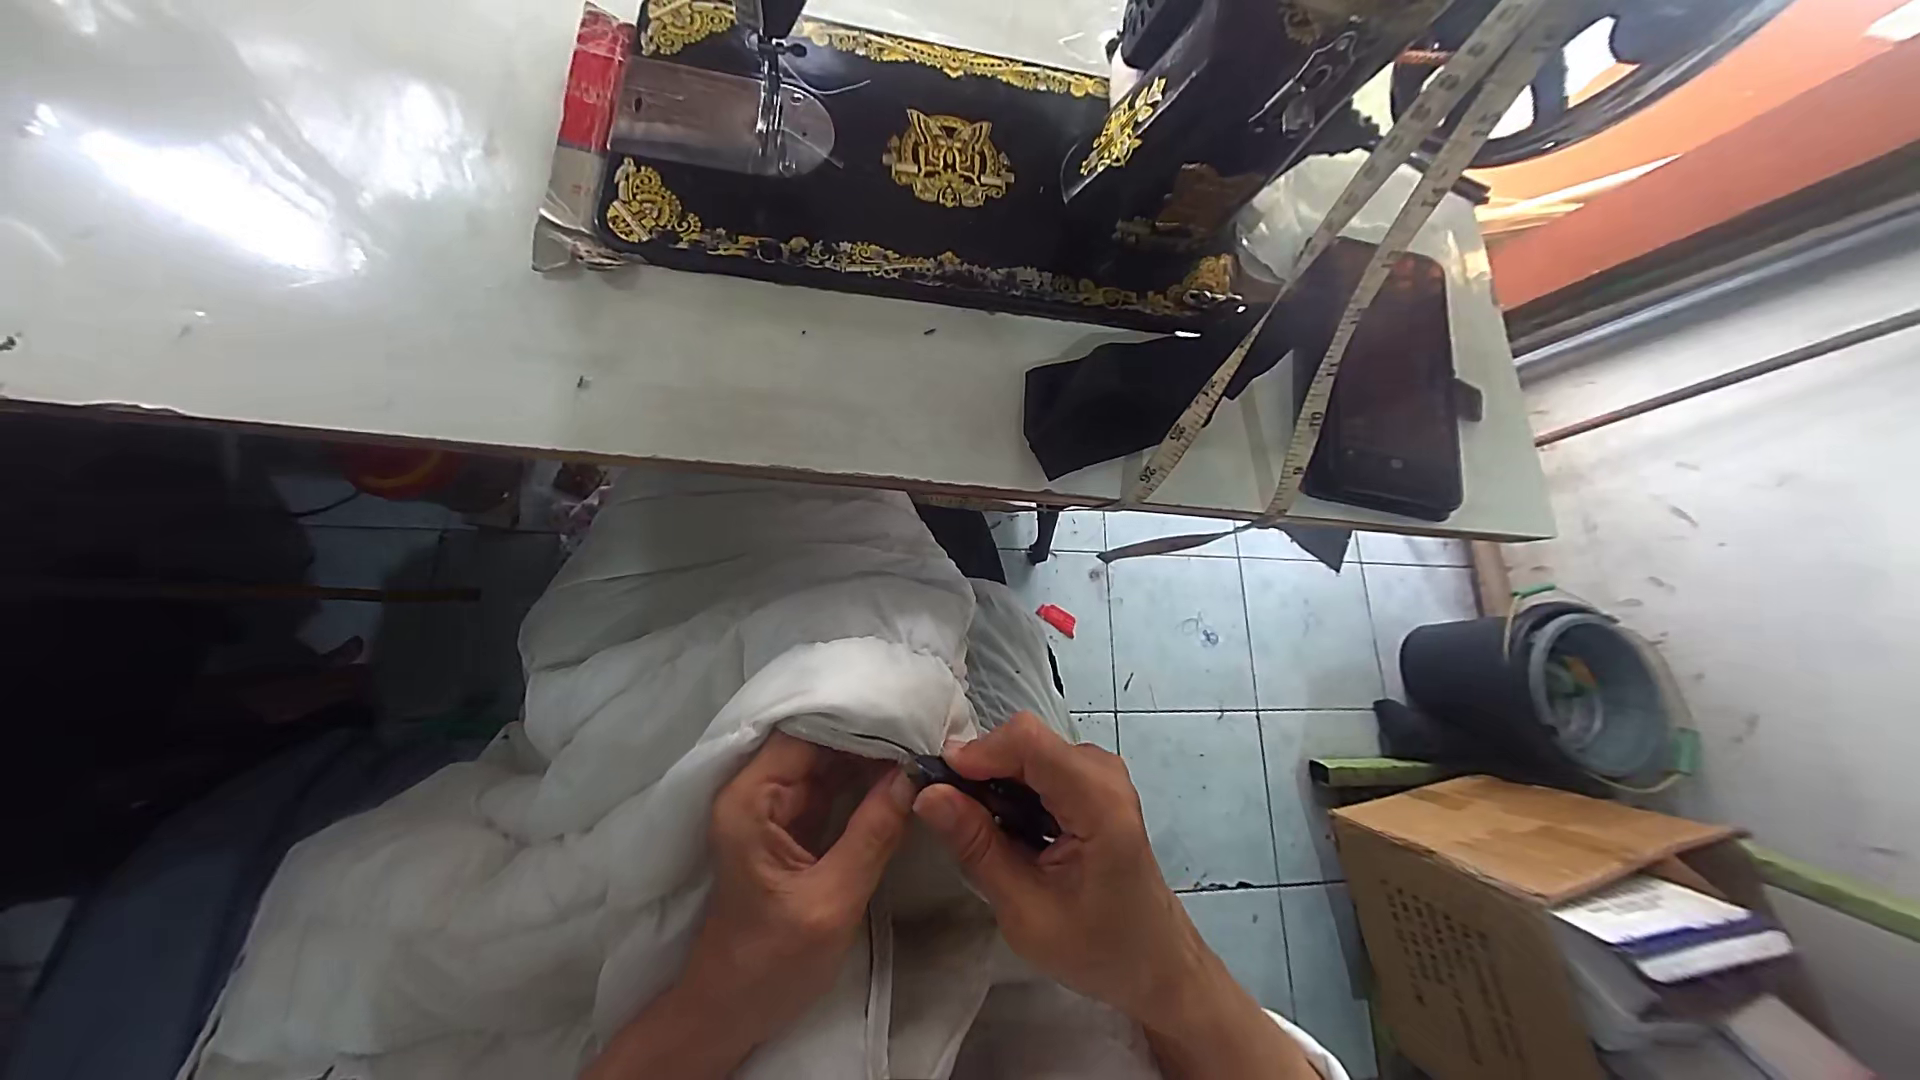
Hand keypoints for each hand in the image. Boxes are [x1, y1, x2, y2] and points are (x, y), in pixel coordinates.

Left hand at [586, 732, 915, 1079]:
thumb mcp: (831, 901)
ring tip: (918, 742)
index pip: (803, 734)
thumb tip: (916, 774)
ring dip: (870, 753)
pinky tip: (899, 770)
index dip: (853, 720)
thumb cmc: (769, 963)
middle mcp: (757, 791)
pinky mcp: (793, 821)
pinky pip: (833, 783)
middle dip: (868, 733)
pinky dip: (865, 777)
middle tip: (922, 727)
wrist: (731, 1012)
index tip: (905, 715)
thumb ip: (873, 833)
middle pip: (816, 740)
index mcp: (749, 799)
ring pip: (828, 759)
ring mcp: (775, 805)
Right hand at [912, 712, 1316, 1079]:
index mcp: (1099, 801)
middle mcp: (1103, 770)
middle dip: (980, 768)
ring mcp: (1100, 770)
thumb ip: (977, 847)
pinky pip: (1039, 761)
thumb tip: (928, 794)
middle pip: (1025, 739)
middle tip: (951, 814)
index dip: (978, 752)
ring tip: (977, 826)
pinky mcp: (1093, 779)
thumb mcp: (1025, 912)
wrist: (1155, 961)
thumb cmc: (1098, 948)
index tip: (939, 785)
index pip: (1028, 740)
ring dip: (993, 778)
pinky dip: (1012, 784)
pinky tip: (1005, 824)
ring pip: (1028, 747)